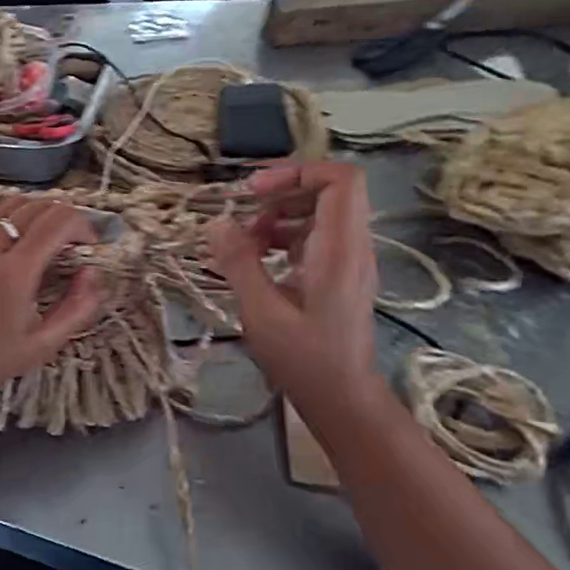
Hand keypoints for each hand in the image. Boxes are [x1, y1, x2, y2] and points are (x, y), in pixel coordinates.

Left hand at [0, 196, 105, 428]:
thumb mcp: (44, 344)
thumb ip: (77, 308)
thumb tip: (93, 274)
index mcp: (15, 272)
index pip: (59, 221)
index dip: (83, 225)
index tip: (90, 244)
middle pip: (38, 206)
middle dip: (65, 217)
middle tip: (73, 243)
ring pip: (9, 201)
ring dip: (36, 209)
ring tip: (46, 234)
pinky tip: (6, 215)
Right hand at [208, 161, 381, 399]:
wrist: (342, 398)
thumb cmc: (304, 359)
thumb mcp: (261, 312)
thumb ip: (239, 262)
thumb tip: (217, 222)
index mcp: (339, 249)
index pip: (340, 180)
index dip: (297, 171)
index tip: (255, 191)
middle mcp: (352, 247)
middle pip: (328, 191)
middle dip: (281, 193)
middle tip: (242, 213)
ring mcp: (349, 261)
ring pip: (319, 214)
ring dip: (278, 216)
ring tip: (242, 241)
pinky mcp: (339, 275)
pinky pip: (314, 238)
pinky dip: (283, 237)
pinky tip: (254, 259)